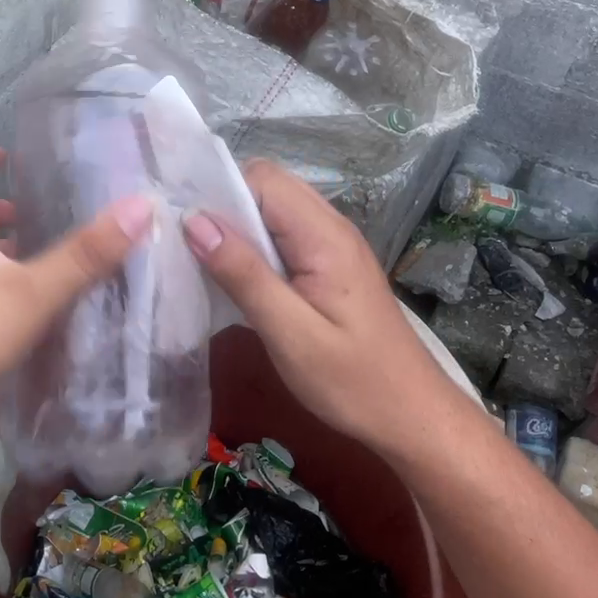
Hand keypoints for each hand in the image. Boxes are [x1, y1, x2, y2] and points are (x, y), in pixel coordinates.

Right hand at [182, 160, 445, 451]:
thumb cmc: (353, 382)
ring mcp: (333, 244)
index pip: (262, 179)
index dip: (219, 192)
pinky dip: (254, 243)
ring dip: (237, 225)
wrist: (414, 418)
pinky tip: (236, 275)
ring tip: (204, 258)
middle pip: (267, 185)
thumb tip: (195, 222)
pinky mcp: (329, 264)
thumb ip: (244, 275)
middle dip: (223, 204)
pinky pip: (283, 232)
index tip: (183, 225)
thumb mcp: (291, 335)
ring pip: (274, 207)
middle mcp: (330, 227)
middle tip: (188, 243)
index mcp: (323, 235)